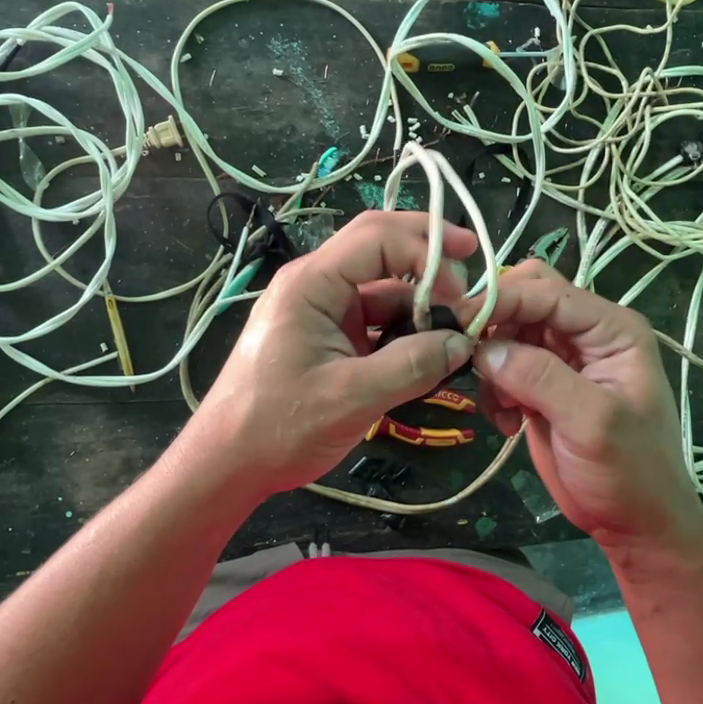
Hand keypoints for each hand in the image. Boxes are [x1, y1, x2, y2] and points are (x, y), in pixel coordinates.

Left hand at [181, 211, 476, 499]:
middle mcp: (317, 287)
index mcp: (311, 284)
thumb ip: (413, 365)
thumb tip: (464, 343)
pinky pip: (376, 323)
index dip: (426, 248)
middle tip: (475, 263)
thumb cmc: (278, 426)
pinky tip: (434, 350)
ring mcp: (323, 314)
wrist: (227, 464)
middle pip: (379, 250)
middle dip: (427, 254)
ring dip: (422, 303)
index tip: (463, 283)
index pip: (376, 238)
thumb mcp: (352, 397)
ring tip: (461, 327)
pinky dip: (407, 332)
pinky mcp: (329, 340)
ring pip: (384, 290)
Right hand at [475, 261, 702, 549]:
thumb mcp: (592, 422)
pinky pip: (503, 368)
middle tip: (467, 354)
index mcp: (612, 329)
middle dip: (493, 324)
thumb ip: (540, 377)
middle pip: (526, 301)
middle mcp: (587, 335)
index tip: (458, 317)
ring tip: (501, 408)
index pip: (549, 292)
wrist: (636, 526)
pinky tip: (507, 424)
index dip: (503, 297)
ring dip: (491, 365)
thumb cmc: (630, 471)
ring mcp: (563, 360)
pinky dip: (494, 391)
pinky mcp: (542, 387)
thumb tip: (484, 347)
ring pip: (507, 334)